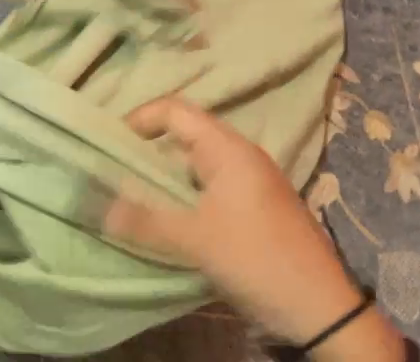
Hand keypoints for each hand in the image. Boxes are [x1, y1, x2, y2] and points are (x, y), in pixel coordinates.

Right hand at [105, 98, 403, 357]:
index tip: (113, 143)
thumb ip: (144, 220)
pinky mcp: (259, 203)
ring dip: (169, 172)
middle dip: (150, 146)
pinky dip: (188, 189)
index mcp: (228, 147)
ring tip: (141, 193)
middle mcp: (241, 153)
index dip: (140, 118)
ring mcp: (254, 178)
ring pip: (199, 159)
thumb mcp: (195, 240)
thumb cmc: (256, 258)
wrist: (323, 309)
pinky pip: (213, 181)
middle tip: (120, 168)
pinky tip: (176, 216)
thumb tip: (96, 206)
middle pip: (186, 131)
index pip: (174, 109)